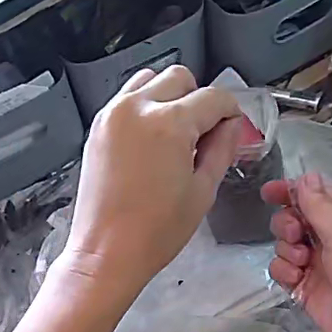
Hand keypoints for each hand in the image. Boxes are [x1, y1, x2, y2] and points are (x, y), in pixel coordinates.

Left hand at [60, 66, 245, 297]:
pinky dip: (145, 107)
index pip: (213, 97)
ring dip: (170, 97)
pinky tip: (153, 141)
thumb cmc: (155, 231)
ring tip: (176, 135)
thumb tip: (231, 127)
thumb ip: (222, 149)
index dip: (230, 112)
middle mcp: (137, 108)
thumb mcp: (203, 191)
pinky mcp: (98, 127)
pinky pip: (127, 99)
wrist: (107, 252)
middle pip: (180, 78)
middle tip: (205, 133)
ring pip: (150, 80)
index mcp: (169, 123)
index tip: (233, 128)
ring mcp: (113, 115)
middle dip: (199, 99)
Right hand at [263, 173, 331, 331]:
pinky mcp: (307, 290)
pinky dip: (283, 271)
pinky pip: (283, 271)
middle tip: (295, 235)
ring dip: (286, 249)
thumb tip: (306, 177)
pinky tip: (294, 279)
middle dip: (286, 223)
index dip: (292, 190)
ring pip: (285, 245)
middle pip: (295, 219)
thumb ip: (321, 206)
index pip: (316, 195)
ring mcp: (318, 265)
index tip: (269, 192)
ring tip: (302, 262)